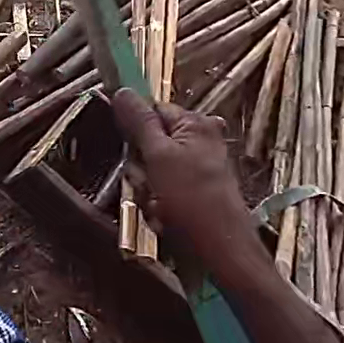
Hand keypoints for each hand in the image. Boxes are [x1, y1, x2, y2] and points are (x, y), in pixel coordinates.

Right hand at [110, 90, 258, 266]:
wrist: (222, 253)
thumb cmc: (192, 199)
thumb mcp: (158, 155)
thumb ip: (139, 121)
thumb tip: (121, 89)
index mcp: (196, 124)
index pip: (151, 108)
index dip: (134, 126)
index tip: (129, 147)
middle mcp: (200, 139)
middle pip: (149, 138)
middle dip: (139, 161)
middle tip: (146, 180)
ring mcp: (198, 166)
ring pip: (151, 165)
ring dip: (145, 184)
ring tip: (155, 201)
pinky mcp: (194, 190)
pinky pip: (161, 185)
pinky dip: (155, 198)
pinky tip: (161, 213)